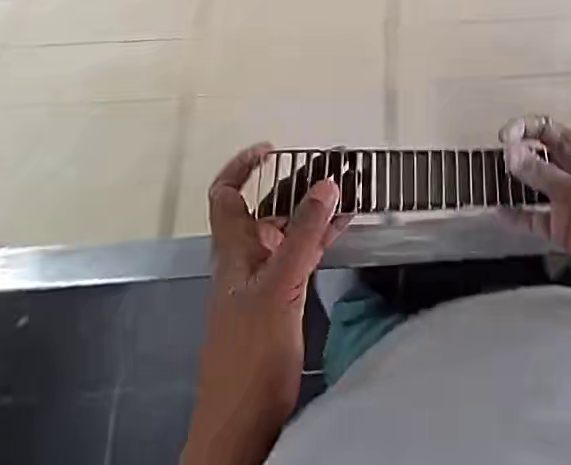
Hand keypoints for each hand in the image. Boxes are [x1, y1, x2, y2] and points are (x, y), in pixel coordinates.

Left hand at [191, 144, 348, 448]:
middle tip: (329, 165)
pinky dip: (321, 237)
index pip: (226, 195)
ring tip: (344, 189)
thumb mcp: (278, 287)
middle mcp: (247, 260)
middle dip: (294, 183)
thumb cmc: (248, 357)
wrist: (241, 422)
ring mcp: (264, 281)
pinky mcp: (281, 300)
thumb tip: (325, 186)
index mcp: (234, 253)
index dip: (242, 166)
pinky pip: (302, 255)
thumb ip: (302, 235)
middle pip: (264, 208)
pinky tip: (343, 228)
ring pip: (287, 231)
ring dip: (312, 210)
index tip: (271, 148)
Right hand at [499, 116, 570, 311]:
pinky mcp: (566, 229)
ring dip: (514, 183)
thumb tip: (513, 153)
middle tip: (490, 158)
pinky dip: (519, 215)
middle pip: (540, 156)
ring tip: (487, 181)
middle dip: (516, 153)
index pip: (549, 131)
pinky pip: (536, 218)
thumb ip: (543, 175)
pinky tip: (499, 214)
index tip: (504, 138)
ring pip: (535, 186)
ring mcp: (570, 203)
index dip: (525, 129)